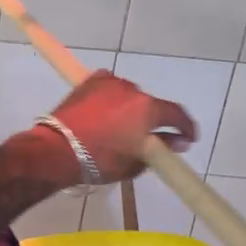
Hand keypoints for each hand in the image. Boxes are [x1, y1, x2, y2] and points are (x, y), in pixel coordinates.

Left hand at [33, 71, 197, 184]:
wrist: (57, 149)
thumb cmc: (99, 161)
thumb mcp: (135, 163)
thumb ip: (160, 149)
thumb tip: (177, 142)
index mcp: (148, 109)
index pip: (176, 114)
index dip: (185, 127)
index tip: (188, 138)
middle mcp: (133, 90)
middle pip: (150, 105)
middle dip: (151, 120)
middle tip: (145, 137)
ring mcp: (110, 83)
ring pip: (129, 96)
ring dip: (129, 109)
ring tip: (119, 126)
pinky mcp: (90, 82)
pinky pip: (109, 88)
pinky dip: (112, 98)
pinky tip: (105, 111)